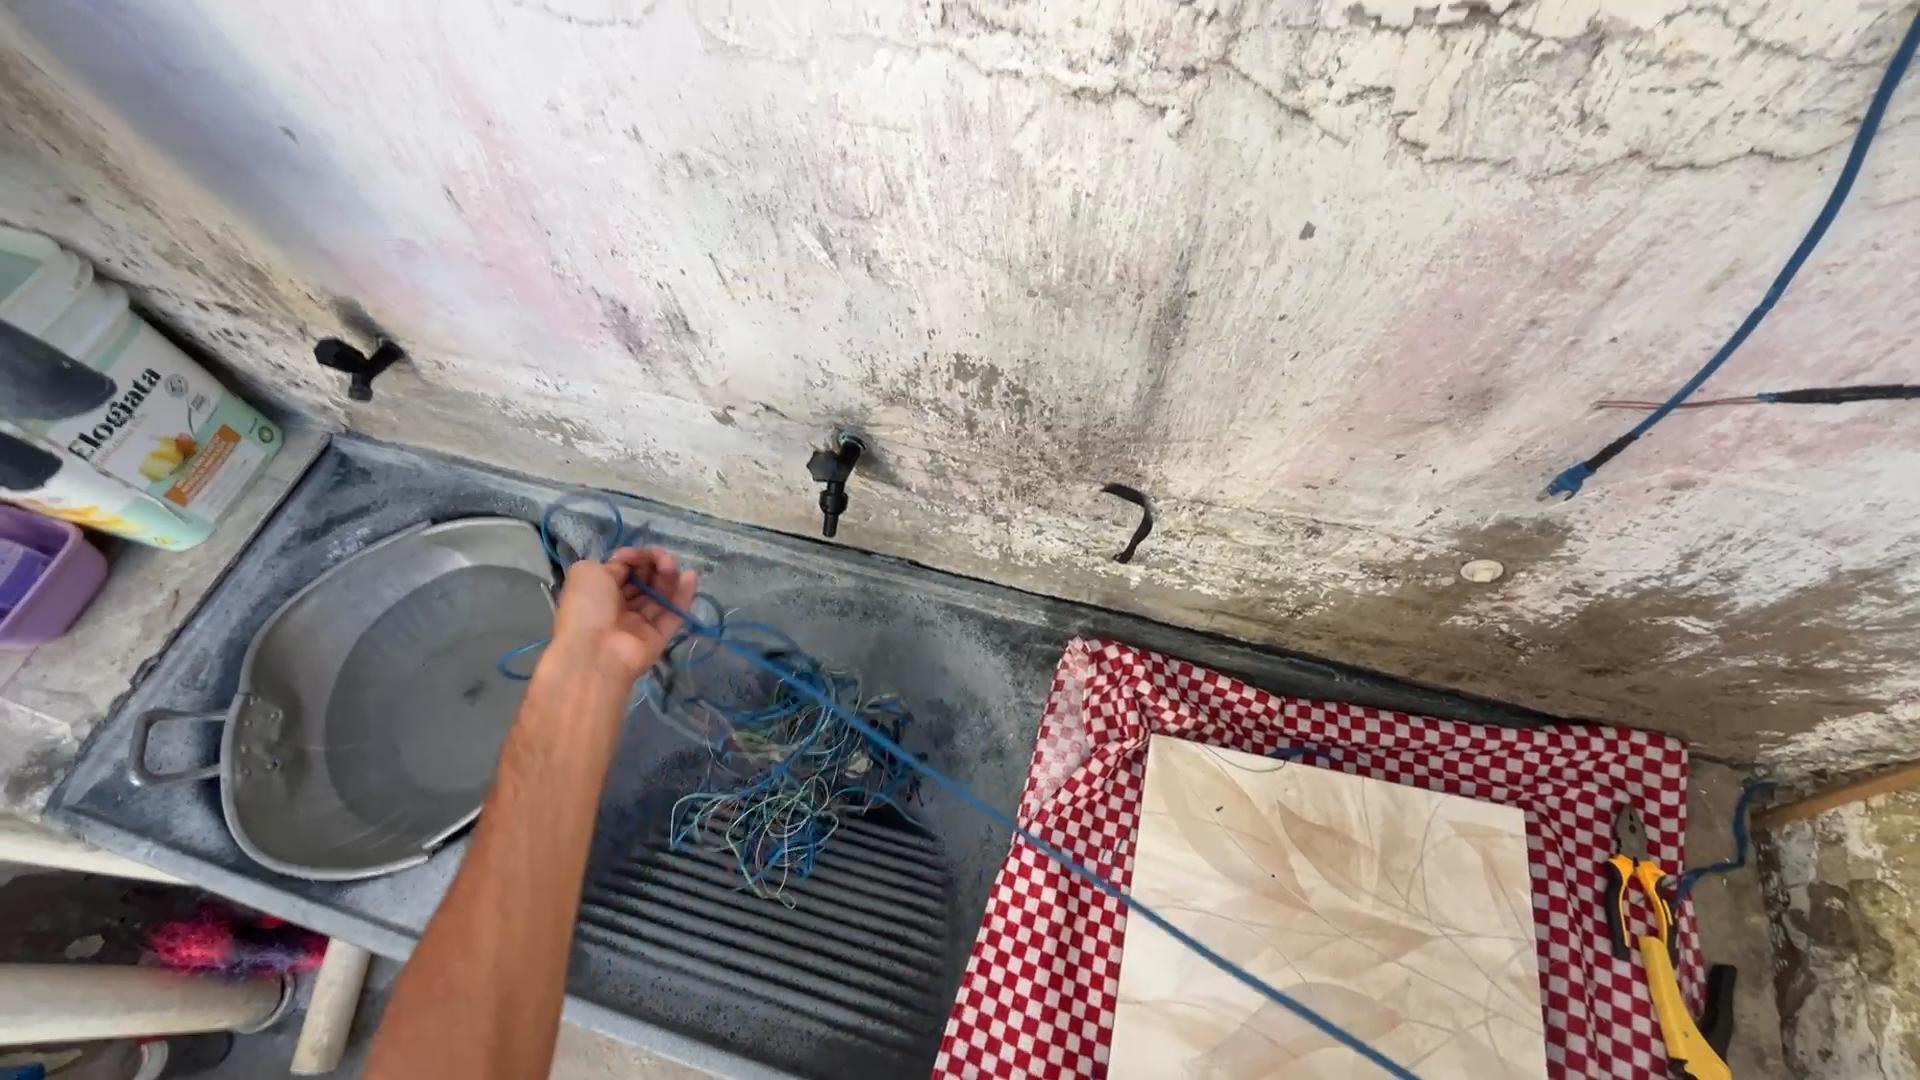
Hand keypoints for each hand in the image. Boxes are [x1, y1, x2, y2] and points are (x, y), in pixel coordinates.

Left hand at [547, 547, 697, 687]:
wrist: (594, 652)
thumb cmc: (587, 608)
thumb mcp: (587, 572)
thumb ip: (612, 563)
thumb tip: (631, 566)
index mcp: (600, 593)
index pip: (624, 571)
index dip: (634, 559)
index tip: (637, 555)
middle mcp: (620, 608)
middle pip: (645, 582)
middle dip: (654, 566)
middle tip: (663, 559)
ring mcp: (641, 624)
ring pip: (661, 596)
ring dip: (669, 577)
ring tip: (673, 566)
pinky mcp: (660, 637)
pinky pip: (674, 614)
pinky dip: (684, 595)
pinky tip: (691, 576)